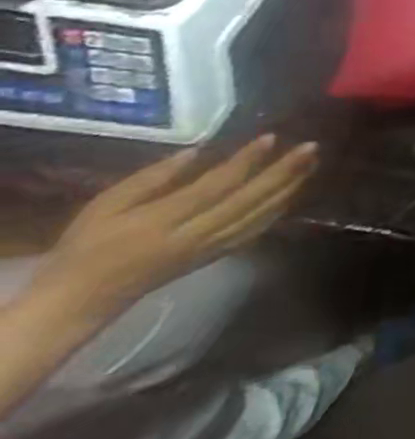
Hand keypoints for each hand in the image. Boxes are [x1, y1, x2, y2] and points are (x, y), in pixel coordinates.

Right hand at [27, 135, 318, 320]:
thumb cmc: (84, 248)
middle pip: (250, 199)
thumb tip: (195, 151)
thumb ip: (150, 179)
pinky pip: (256, 230)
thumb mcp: (102, 207)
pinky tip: (293, 192)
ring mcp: (210, 248)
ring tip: (311, 163)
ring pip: (260, 214)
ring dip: (290, 187)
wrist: (78, 301)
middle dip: (285, 171)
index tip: (271, 137)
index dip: (246, 161)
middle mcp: (193, 235)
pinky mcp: (216, 257)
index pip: (216, 186)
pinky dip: (278, 210)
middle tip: (312, 146)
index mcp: (161, 221)